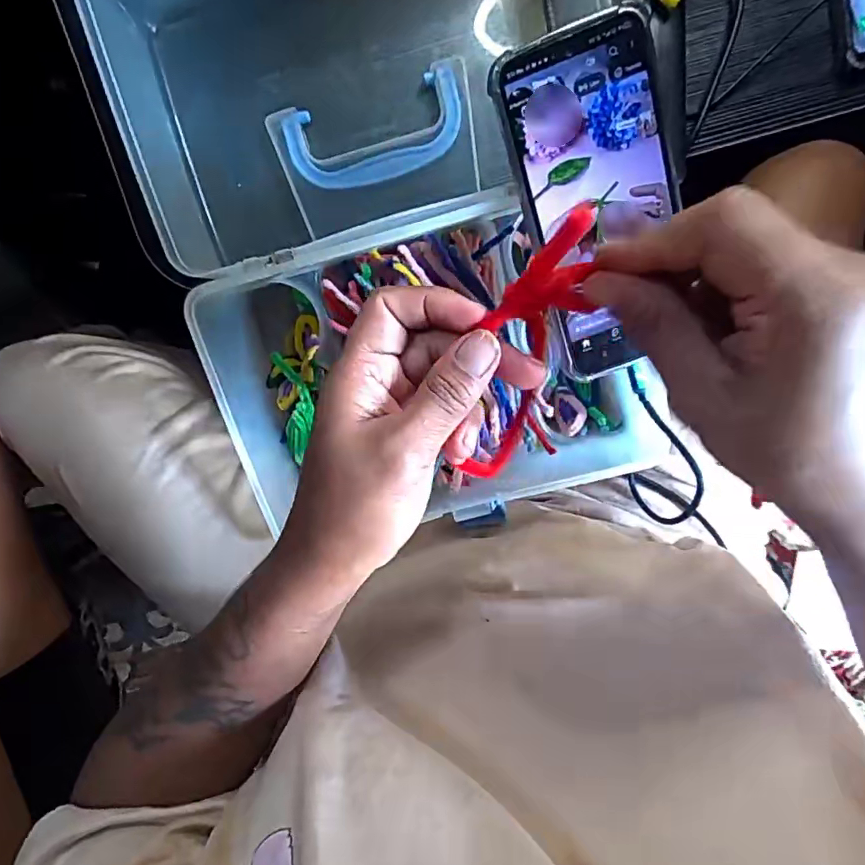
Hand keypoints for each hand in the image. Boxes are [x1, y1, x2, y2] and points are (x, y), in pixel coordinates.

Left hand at [286, 287, 545, 586]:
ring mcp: (393, 405)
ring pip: (446, 377)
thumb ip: (446, 393)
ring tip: (467, 445)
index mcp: (360, 371)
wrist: (335, 559)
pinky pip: (445, 409)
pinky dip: (460, 425)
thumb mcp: (405, 447)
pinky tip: (459, 455)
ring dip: (469, 404)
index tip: (485, 325)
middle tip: (529, 377)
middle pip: (432, 342)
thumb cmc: (357, 507)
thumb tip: (486, 342)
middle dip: (477, 358)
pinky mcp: (408, 430)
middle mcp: (377, 379)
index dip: (438, 304)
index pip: (393, 308)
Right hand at [584, 185, 864, 537]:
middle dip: (673, 256)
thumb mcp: (702, 395)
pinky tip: (714, 323)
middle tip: (625, 293)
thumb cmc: (781, 457)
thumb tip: (598, 280)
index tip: (602, 269)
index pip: (725, 223)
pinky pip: (777, 260)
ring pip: (755, 239)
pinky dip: (731, 282)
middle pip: (740, 224)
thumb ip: (654, 324)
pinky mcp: (861, 282)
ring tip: (672, 319)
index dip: (655, 239)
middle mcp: (853, 264)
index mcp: (817, 295)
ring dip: (699, 271)